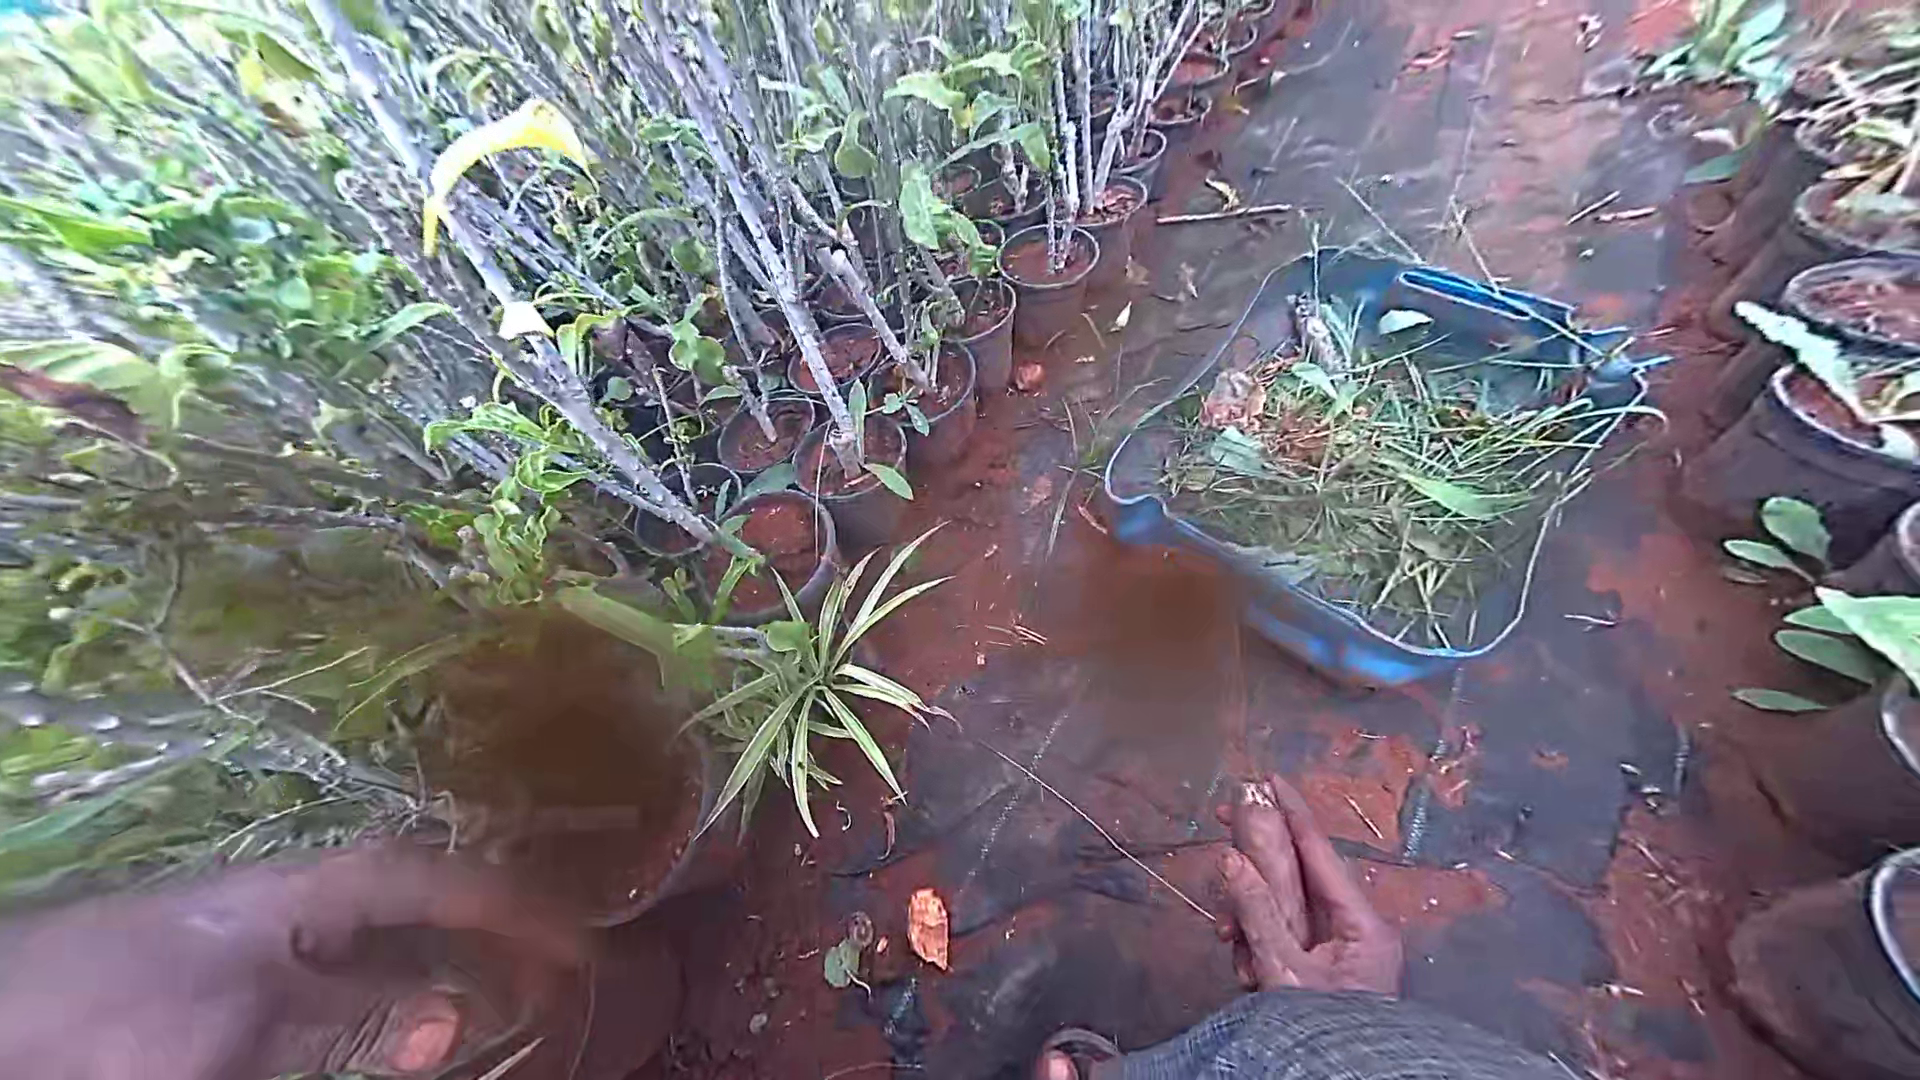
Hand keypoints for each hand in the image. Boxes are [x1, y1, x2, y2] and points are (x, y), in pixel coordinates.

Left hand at [0, 846, 584, 1079]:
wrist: (3, 1002)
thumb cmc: (126, 998)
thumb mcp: (236, 1023)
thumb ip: (356, 1021)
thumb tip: (458, 1029)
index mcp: (371, 877)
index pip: (485, 892)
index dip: (541, 920)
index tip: (590, 953)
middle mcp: (372, 885)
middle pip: (477, 905)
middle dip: (527, 939)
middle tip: (571, 980)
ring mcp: (343, 916)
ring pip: (445, 933)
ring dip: (491, 961)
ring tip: (530, 990)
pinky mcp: (314, 953)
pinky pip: (402, 963)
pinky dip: (440, 983)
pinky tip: (453, 1006)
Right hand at [1214, 775, 1401, 995]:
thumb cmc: (1327, 1031)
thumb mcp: (1286, 972)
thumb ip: (1257, 912)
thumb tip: (1228, 856)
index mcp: (1361, 924)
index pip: (1321, 850)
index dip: (1293, 810)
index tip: (1269, 777)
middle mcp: (1352, 926)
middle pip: (1297, 870)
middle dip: (1256, 856)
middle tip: (1224, 822)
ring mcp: (1335, 945)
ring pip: (1282, 899)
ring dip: (1249, 908)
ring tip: (1229, 936)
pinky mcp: (1318, 961)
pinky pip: (1280, 927)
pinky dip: (1255, 933)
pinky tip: (1242, 959)